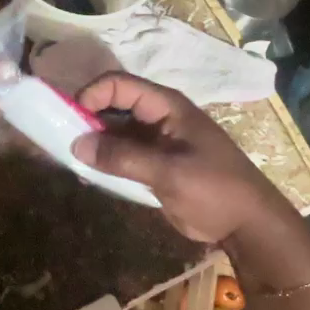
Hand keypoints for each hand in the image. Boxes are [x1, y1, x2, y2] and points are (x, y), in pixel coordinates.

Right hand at [70, 72, 293, 243]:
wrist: (248, 225)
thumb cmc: (215, 190)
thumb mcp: (169, 173)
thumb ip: (122, 158)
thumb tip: (77, 145)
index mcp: (166, 106)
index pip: (119, 85)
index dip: (92, 95)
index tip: (71, 118)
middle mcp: (157, 117)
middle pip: (112, 106)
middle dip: (85, 119)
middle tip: (61, 140)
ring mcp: (154, 142)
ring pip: (113, 133)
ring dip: (92, 143)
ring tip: (69, 160)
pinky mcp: (152, 164)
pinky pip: (120, 155)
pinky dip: (102, 162)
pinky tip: (87, 175)